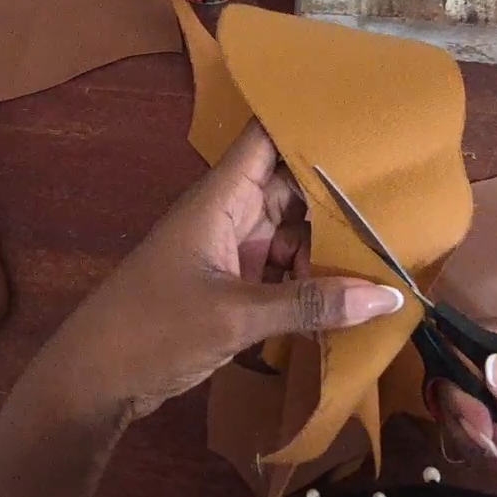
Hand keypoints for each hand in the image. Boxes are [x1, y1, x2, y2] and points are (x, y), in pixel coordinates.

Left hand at [32, 122, 406, 424]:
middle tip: (401, 197)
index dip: (310, 121)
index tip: (367, 116)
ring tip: (387, 251)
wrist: (95, 380)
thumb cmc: (154, 328)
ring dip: (329, 243)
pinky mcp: (236, 283)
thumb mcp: (236, 315)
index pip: (268, 137)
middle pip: (293, 186)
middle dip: (339, 194)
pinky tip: (351, 293)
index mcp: (222, 196)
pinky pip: (285, 268)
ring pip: (294, 230)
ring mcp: (234, 248)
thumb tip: (388, 297)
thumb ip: (311, 304)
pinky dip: (312, 278)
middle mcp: (232, 213)